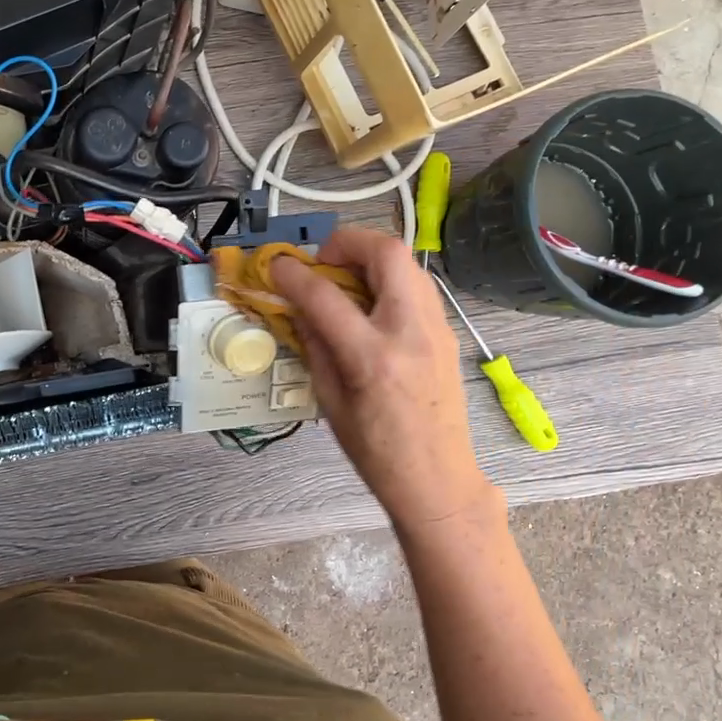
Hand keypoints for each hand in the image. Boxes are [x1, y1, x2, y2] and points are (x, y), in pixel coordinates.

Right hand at [270, 229, 498, 528]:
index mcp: (374, 358)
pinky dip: (387, 280)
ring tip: (342, 280)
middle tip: (321, 261)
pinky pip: (416, 287)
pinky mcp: (446, 334)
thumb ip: (315, 346)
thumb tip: (300, 308)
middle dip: (347, 242)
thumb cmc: (375, 451)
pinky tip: (367, 305)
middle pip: (387, 253)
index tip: (275, 266)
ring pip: (407, 263)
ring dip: (370, 258)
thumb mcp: (329, 400)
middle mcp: (411, 333)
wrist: (437, 478)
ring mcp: (437, 330)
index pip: (326, 296)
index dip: (293, 274)